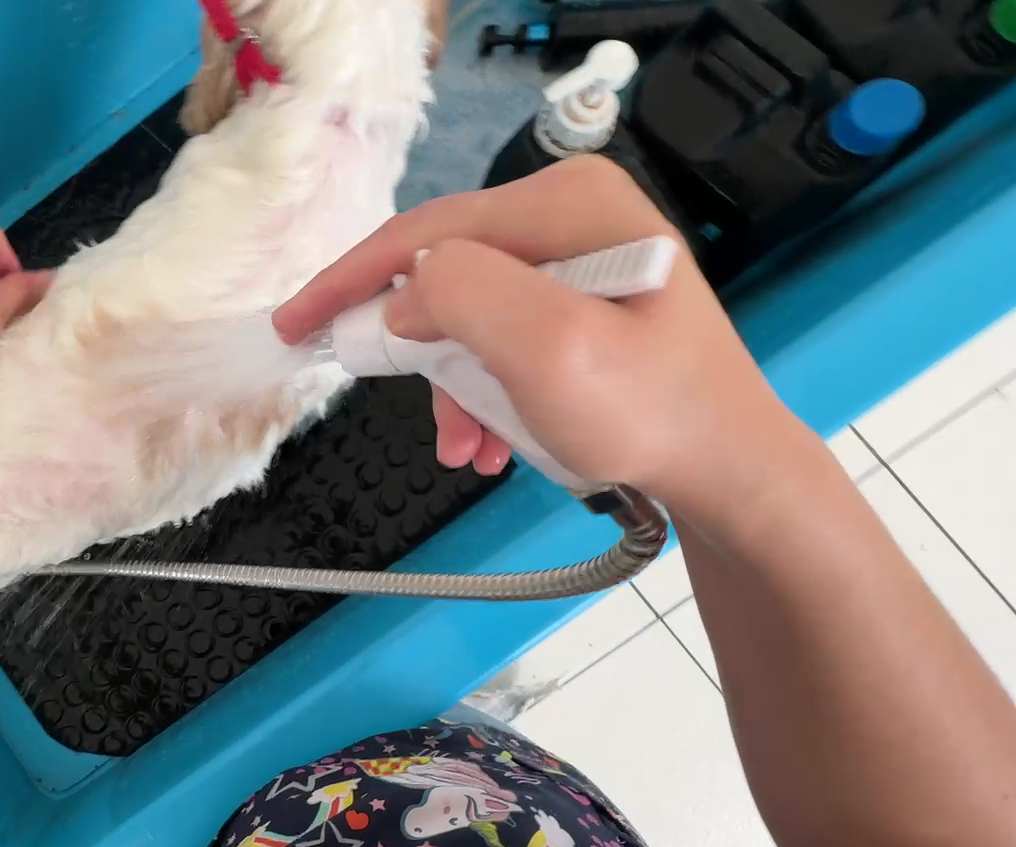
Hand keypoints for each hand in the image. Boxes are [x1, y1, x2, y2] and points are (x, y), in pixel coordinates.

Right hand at [275, 157, 811, 515]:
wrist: (722, 470)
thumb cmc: (645, 412)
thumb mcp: (547, 348)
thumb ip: (463, 297)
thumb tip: (402, 298)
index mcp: (562, 206)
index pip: (423, 235)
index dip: (346, 281)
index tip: (294, 326)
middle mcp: (565, 221)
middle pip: (439, 277)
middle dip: (407, 347)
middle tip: (373, 391)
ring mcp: (570, 265)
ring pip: (460, 321)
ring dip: (447, 388)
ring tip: (462, 446)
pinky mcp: (570, 308)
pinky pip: (491, 345)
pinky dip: (476, 395)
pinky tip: (486, 441)